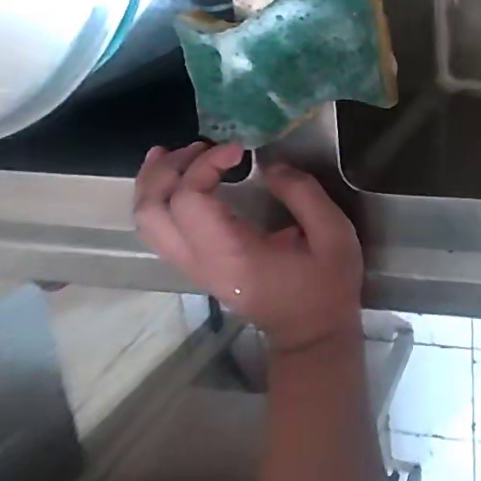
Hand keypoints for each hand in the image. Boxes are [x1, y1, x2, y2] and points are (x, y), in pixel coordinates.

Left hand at [133, 142, 363, 354]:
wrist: (312, 333)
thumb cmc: (326, 286)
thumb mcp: (333, 234)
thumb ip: (303, 193)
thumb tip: (269, 166)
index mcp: (231, 254)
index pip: (188, 200)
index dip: (205, 165)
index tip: (240, 150)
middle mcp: (200, 262)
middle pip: (152, 210)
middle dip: (168, 169)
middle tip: (202, 146)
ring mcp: (193, 267)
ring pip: (147, 220)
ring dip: (156, 181)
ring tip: (177, 153)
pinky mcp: (196, 266)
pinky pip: (159, 229)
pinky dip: (159, 197)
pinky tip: (177, 177)